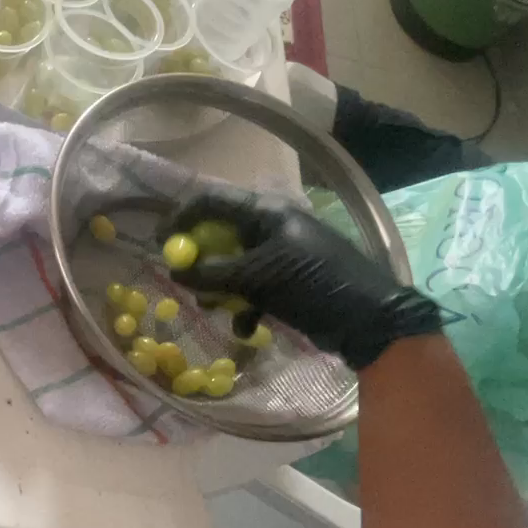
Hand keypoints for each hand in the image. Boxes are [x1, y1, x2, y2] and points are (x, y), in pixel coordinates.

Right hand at [169, 176, 440, 369]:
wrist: (368, 319)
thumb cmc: (312, 285)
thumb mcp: (255, 278)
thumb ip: (210, 274)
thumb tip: (174, 272)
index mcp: (266, 213)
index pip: (210, 201)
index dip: (180, 218)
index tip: (158, 243)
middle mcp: (270, 226)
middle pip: (217, 235)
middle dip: (198, 261)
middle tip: (183, 281)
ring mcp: (279, 253)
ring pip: (230, 265)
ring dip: (218, 289)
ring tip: (216, 310)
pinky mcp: (285, 280)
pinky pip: (250, 287)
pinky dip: (243, 307)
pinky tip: (248, 327)